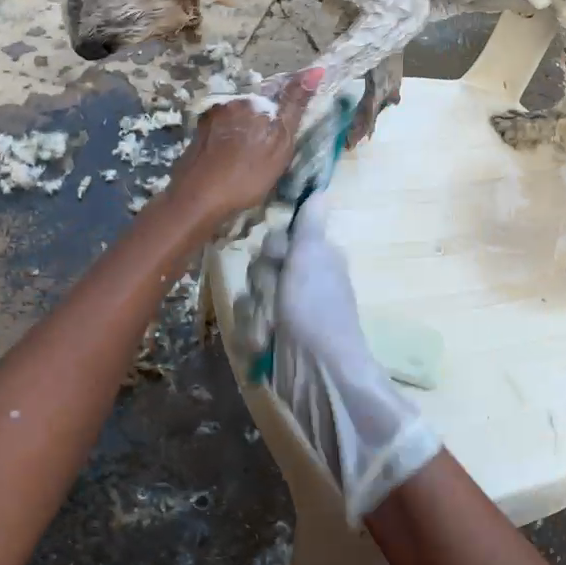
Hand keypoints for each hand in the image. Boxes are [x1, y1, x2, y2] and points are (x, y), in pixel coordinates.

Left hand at [165, 67, 324, 224]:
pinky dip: (230, 140)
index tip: (288, 130)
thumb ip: (295, 106)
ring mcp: (210, 118)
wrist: (196, 199)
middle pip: (256, 106)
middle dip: (264, 120)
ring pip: (237, 118)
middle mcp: (230, 103)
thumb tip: (314, 70)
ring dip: (246, 130)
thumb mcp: (280, 143)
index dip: (287, 108)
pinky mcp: (197, 134)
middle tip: (270, 150)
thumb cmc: (246, 174)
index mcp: (253, 102)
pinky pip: (222, 131)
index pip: (279, 93)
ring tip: (249, 157)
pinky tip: (231, 160)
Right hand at [255, 195, 442, 521]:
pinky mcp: (270, 337)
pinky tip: (263, 346)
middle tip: (277, 298)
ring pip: (248, 295)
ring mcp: (285, 310)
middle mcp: (300, 280)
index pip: (279, 237)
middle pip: (260, 265)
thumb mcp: (313, 257)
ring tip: (271, 330)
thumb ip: (310, 224)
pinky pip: (245, 323)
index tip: (281, 258)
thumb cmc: (317, 309)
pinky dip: (253, 335)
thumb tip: (320, 189)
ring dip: (256, 313)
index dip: (274, 249)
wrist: (317, 375)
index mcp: (316, 257)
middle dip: (262, 283)